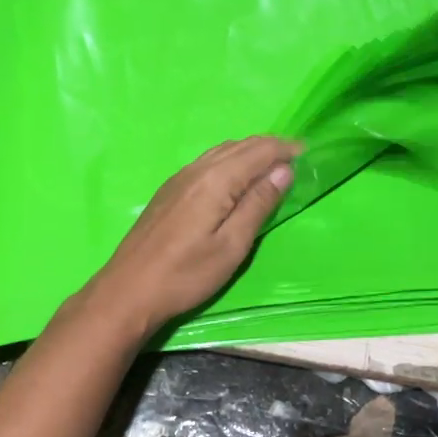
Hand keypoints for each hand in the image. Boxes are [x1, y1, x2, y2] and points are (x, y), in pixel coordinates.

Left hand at [84, 136, 299, 335]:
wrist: (128, 291)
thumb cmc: (186, 274)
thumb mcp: (232, 246)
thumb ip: (258, 204)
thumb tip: (283, 170)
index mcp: (216, 180)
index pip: (259, 151)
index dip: (286, 148)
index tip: (309, 152)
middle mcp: (197, 169)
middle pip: (241, 145)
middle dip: (271, 146)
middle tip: (297, 157)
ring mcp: (180, 178)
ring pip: (223, 151)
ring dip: (251, 151)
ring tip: (273, 165)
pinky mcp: (170, 190)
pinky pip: (209, 161)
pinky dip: (232, 160)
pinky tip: (237, 177)